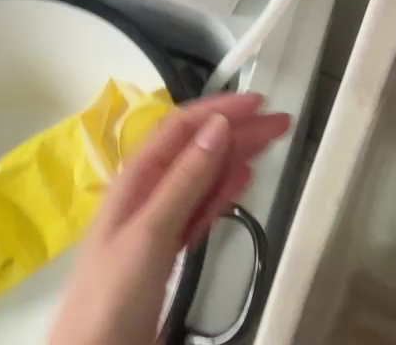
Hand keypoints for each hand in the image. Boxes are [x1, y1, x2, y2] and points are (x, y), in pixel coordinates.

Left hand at [48, 94, 291, 344]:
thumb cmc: (113, 295)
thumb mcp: (150, 233)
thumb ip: (185, 180)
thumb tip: (218, 125)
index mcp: (137, 178)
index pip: (181, 127)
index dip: (219, 109)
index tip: (259, 102)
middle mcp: (148, 191)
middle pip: (197, 147)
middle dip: (238, 130)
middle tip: (281, 123)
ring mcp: (159, 220)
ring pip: (203, 175)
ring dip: (236, 155)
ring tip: (271, 142)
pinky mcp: (169, 249)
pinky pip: (202, 207)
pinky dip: (224, 190)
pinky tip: (243, 180)